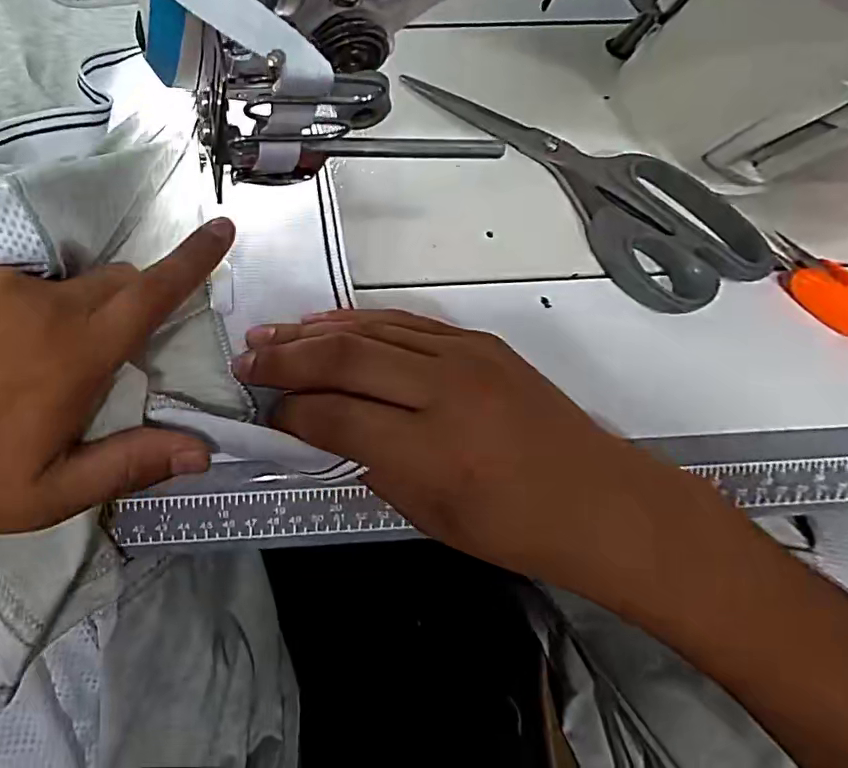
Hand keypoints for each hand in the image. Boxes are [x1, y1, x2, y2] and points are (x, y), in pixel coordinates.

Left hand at [0, 220, 230, 601]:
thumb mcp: (47, 495)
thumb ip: (130, 463)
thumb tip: (201, 450)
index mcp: (77, 352)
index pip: (152, 291)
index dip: (194, 259)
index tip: (221, 230)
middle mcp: (45, 301)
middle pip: (114, 280)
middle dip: (127, 306)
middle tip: (99, 359)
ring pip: (65, 281)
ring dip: (72, 311)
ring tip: (27, 367)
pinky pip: (17, 280)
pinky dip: (26, 305)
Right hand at [238, 308, 719, 603]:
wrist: (603, 502)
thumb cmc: (513, 527)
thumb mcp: (428, 513)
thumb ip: (366, 463)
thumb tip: (317, 428)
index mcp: (431, 450)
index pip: (335, 416)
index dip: (289, 413)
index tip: (264, 413)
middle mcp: (443, 390)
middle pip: (343, 359)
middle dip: (284, 359)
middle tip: (244, 360)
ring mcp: (462, 356)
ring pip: (367, 330)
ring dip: (310, 331)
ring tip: (268, 333)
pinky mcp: (475, 340)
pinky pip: (401, 322)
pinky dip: (355, 321)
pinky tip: (325, 323)